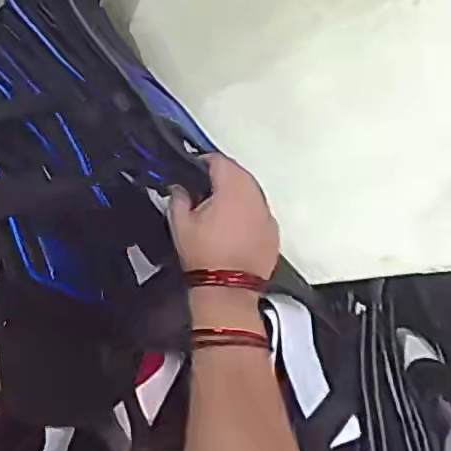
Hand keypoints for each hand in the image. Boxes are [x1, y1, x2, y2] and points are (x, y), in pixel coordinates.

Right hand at [169, 154, 279, 278]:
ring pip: (252, 190)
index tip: (195, 167)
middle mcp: (254, 198)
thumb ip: (178, 198)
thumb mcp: (180, 224)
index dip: (205, 161)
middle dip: (222, 174)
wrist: (227, 289)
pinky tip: (232, 224)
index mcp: (231, 191)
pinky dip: (247, 210)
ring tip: (217, 205)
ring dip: (236, 191)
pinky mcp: (273, 231)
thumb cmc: (204, 256)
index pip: (221, 162)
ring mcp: (266, 215)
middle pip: (240, 173)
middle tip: (203, 185)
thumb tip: (179, 188)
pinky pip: (259, 210)